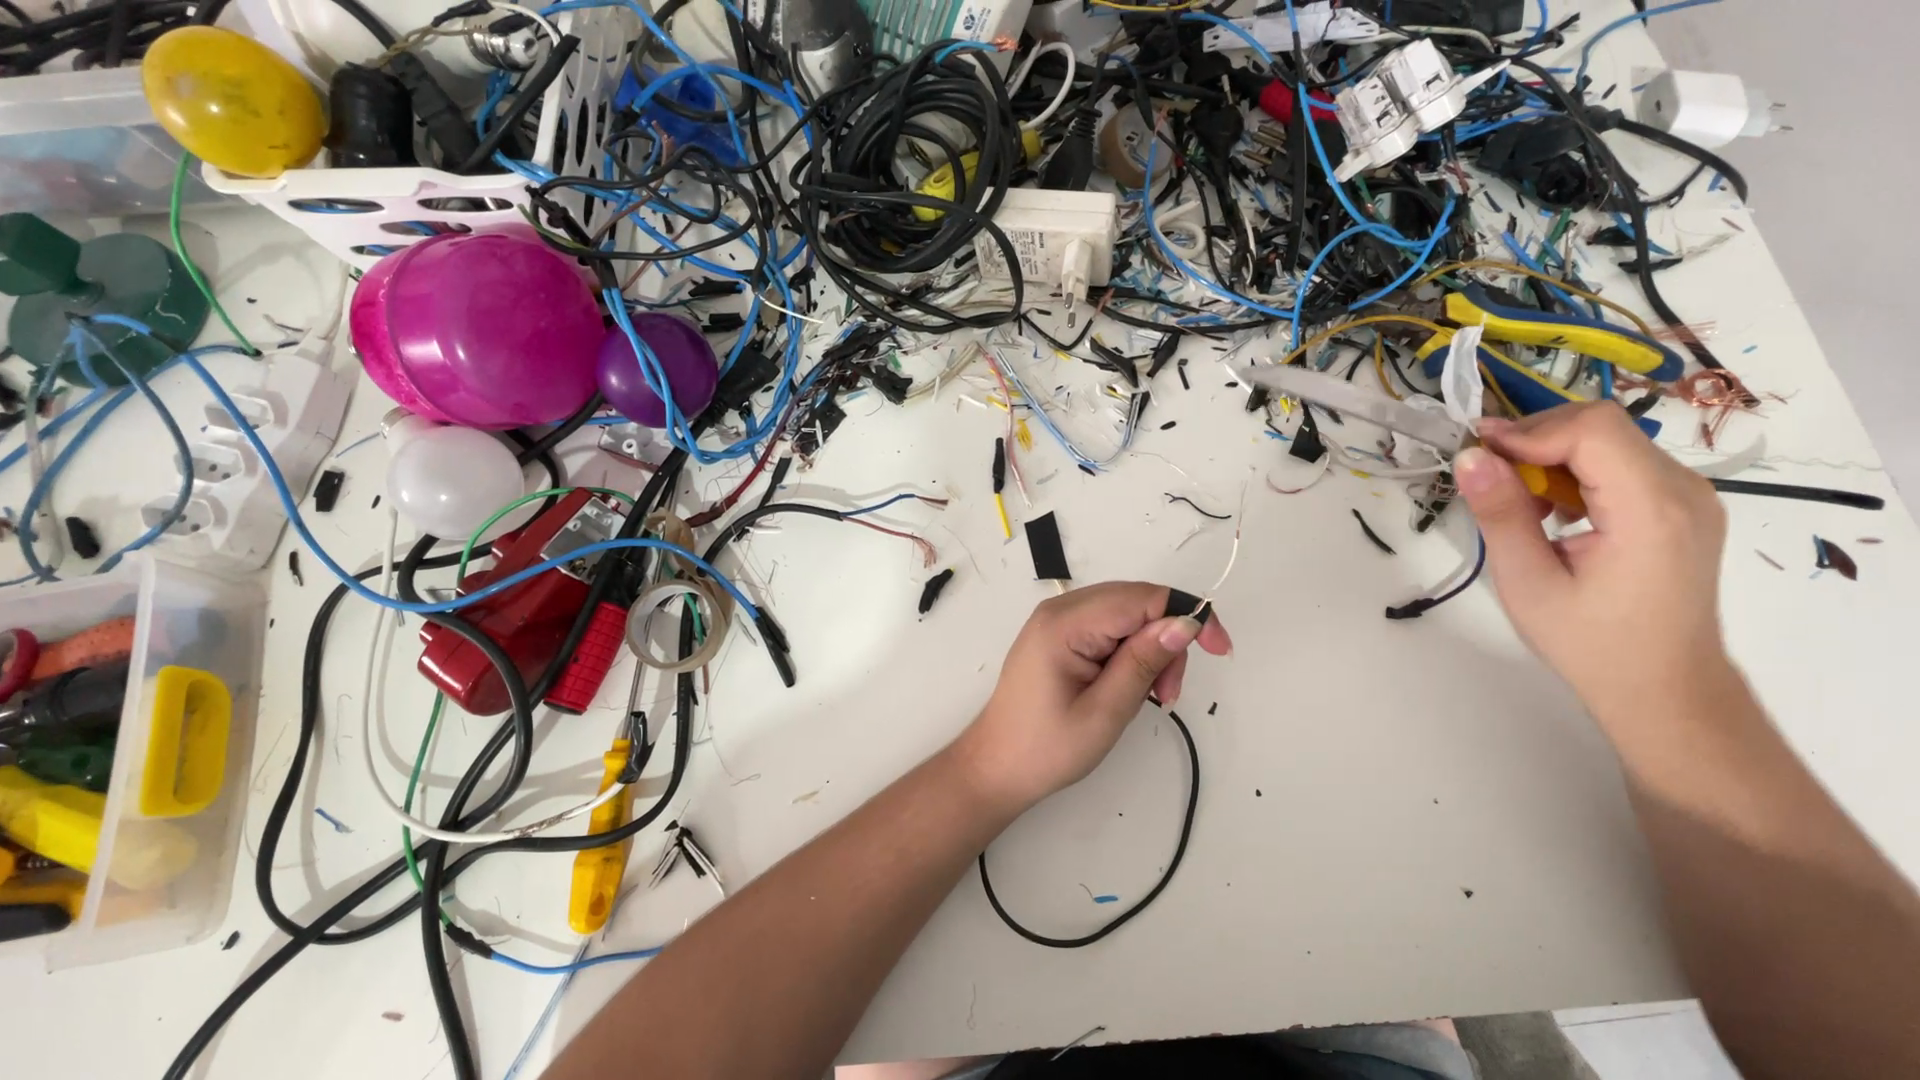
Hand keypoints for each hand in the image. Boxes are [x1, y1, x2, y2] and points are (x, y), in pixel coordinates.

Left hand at [948, 582, 1233, 815]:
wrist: (996, 767)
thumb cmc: (1046, 749)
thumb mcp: (1105, 711)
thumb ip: (1144, 662)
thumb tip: (1185, 622)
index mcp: (1064, 624)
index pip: (1142, 598)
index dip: (1187, 615)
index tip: (1219, 651)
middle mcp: (1060, 610)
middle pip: (1137, 602)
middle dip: (1168, 640)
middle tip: (1169, 693)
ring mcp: (1057, 621)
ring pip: (1128, 615)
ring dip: (1152, 650)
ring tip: (1153, 698)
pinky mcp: (1060, 636)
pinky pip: (1110, 628)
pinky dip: (1132, 654)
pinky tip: (1133, 687)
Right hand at [1455, 402, 1728, 716]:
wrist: (1665, 689)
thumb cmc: (1592, 644)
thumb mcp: (1529, 583)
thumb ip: (1501, 515)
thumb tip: (1471, 456)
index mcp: (1651, 510)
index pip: (1592, 429)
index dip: (1529, 430)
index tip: (1478, 451)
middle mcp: (1685, 490)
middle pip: (1603, 427)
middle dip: (1537, 439)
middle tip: (1488, 475)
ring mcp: (1691, 497)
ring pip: (1612, 442)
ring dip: (1554, 457)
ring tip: (1519, 501)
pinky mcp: (1685, 507)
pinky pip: (1625, 465)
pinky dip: (1579, 473)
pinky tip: (1554, 512)